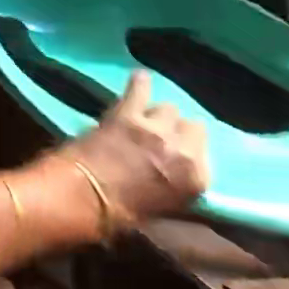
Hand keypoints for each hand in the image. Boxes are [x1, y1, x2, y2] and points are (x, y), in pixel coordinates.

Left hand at [59, 70, 207, 222]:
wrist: (82, 196)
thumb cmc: (120, 213)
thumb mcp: (164, 207)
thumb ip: (180, 185)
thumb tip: (182, 174)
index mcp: (198, 178)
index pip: (205, 153)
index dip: (188, 150)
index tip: (177, 151)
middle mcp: (185, 150)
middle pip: (190, 126)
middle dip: (176, 128)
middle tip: (159, 134)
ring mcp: (156, 129)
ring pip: (168, 108)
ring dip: (157, 112)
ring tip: (145, 114)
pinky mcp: (127, 114)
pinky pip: (139, 90)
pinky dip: (139, 83)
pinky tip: (139, 76)